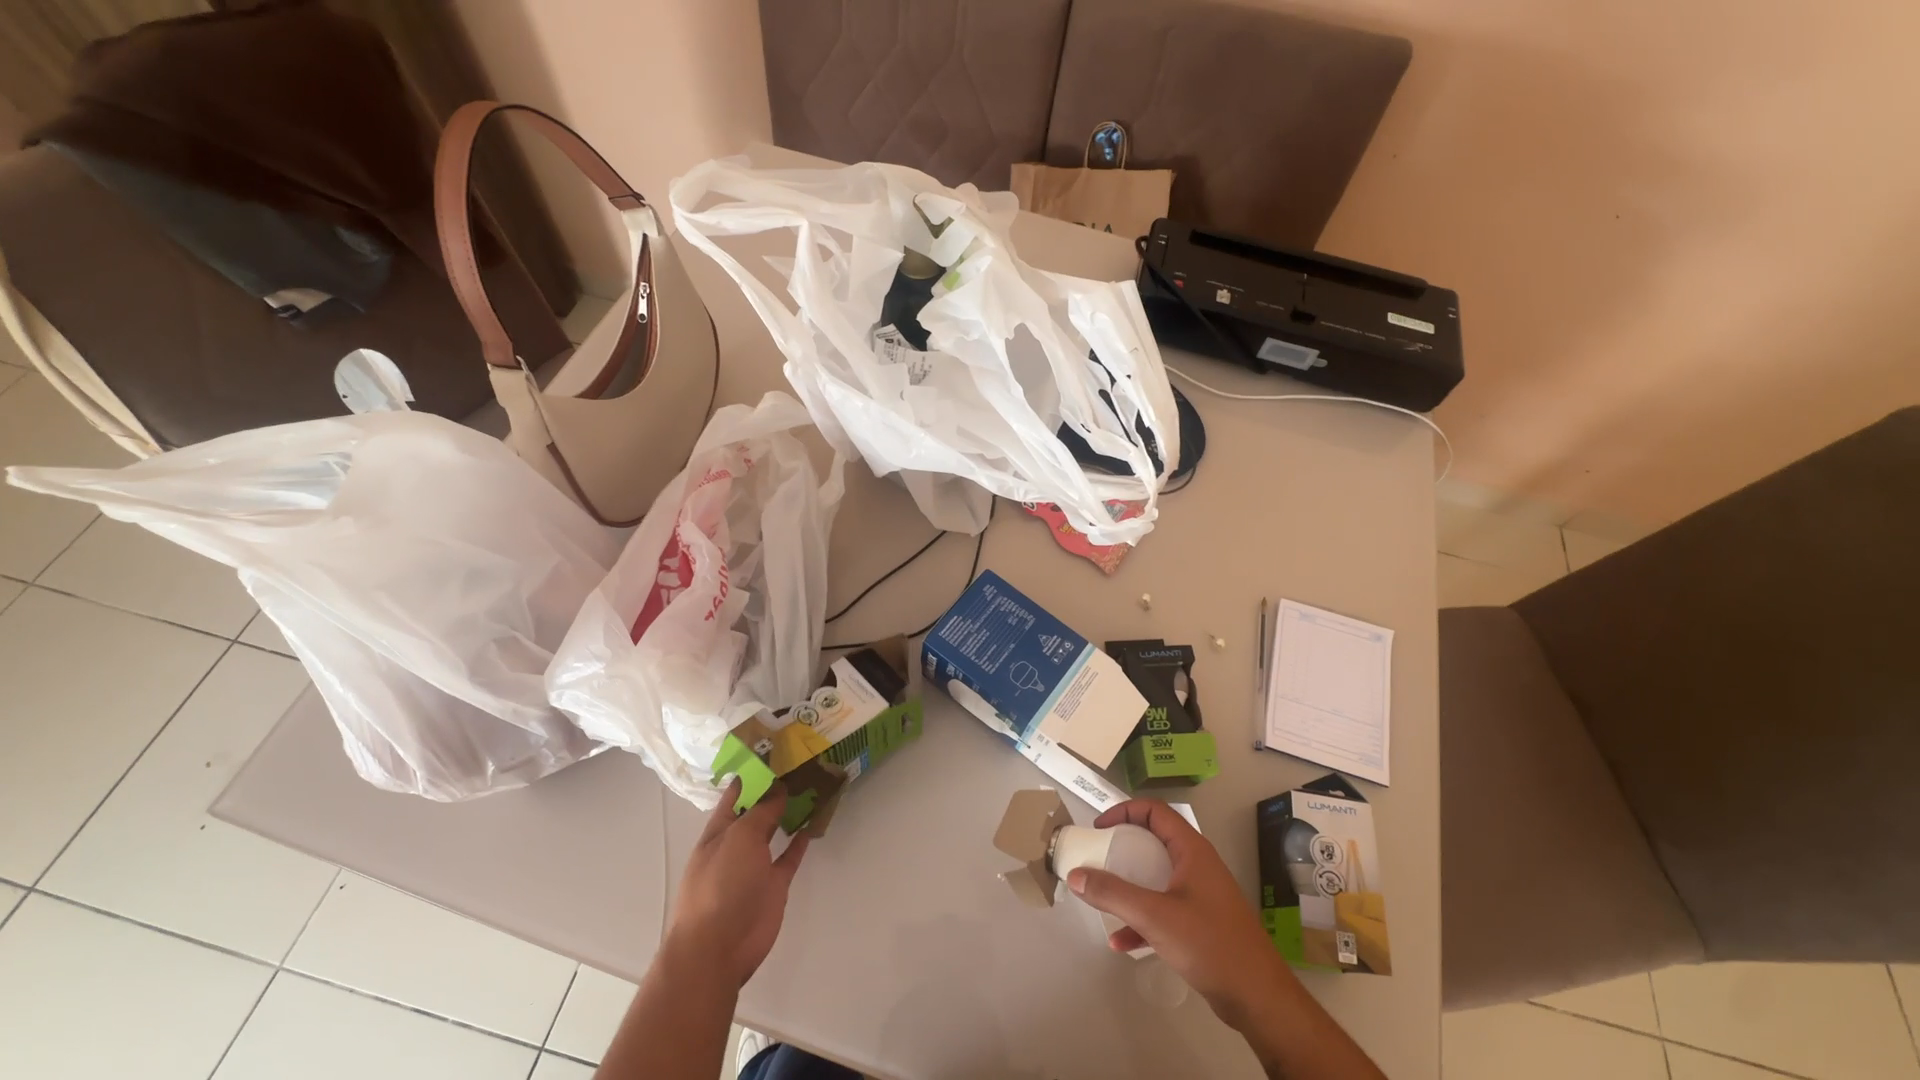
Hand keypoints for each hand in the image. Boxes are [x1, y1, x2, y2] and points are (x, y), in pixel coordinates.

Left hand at [663, 780, 810, 989]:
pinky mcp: (773, 885)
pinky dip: (800, 840)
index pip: (736, 794)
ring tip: (812, 787)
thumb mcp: (739, 838)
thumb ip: (761, 812)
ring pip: (774, 831)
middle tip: (803, 764)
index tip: (776, 752)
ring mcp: (754, 866)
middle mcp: (735, 844)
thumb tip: (778, 789)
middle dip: (774, 789)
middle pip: (756, 810)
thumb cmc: (720, 885)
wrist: (718, 947)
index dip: (753, 774)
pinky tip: (814, 822)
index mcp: (718, 830)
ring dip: (789, 811)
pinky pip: (789, 857)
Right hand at [1066, 799, 1292, 1024]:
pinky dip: (1141, 920)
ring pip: (1156, 878)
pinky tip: (1121, 942)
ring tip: (1102, 899)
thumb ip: (1112, 893)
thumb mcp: (1154, 916)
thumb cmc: (1209, 943)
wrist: (1257, 996)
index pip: (1155, 811)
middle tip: (1096, 860)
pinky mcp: (1200, 923)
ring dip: (1128, 886)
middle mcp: (1197, 866)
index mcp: (1191, 851)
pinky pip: (1163, 910)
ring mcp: (1200, 895)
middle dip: (1122, 850)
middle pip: (1153, 843)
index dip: (1124, 812)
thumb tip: (1076, 874)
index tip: (1098, 829)